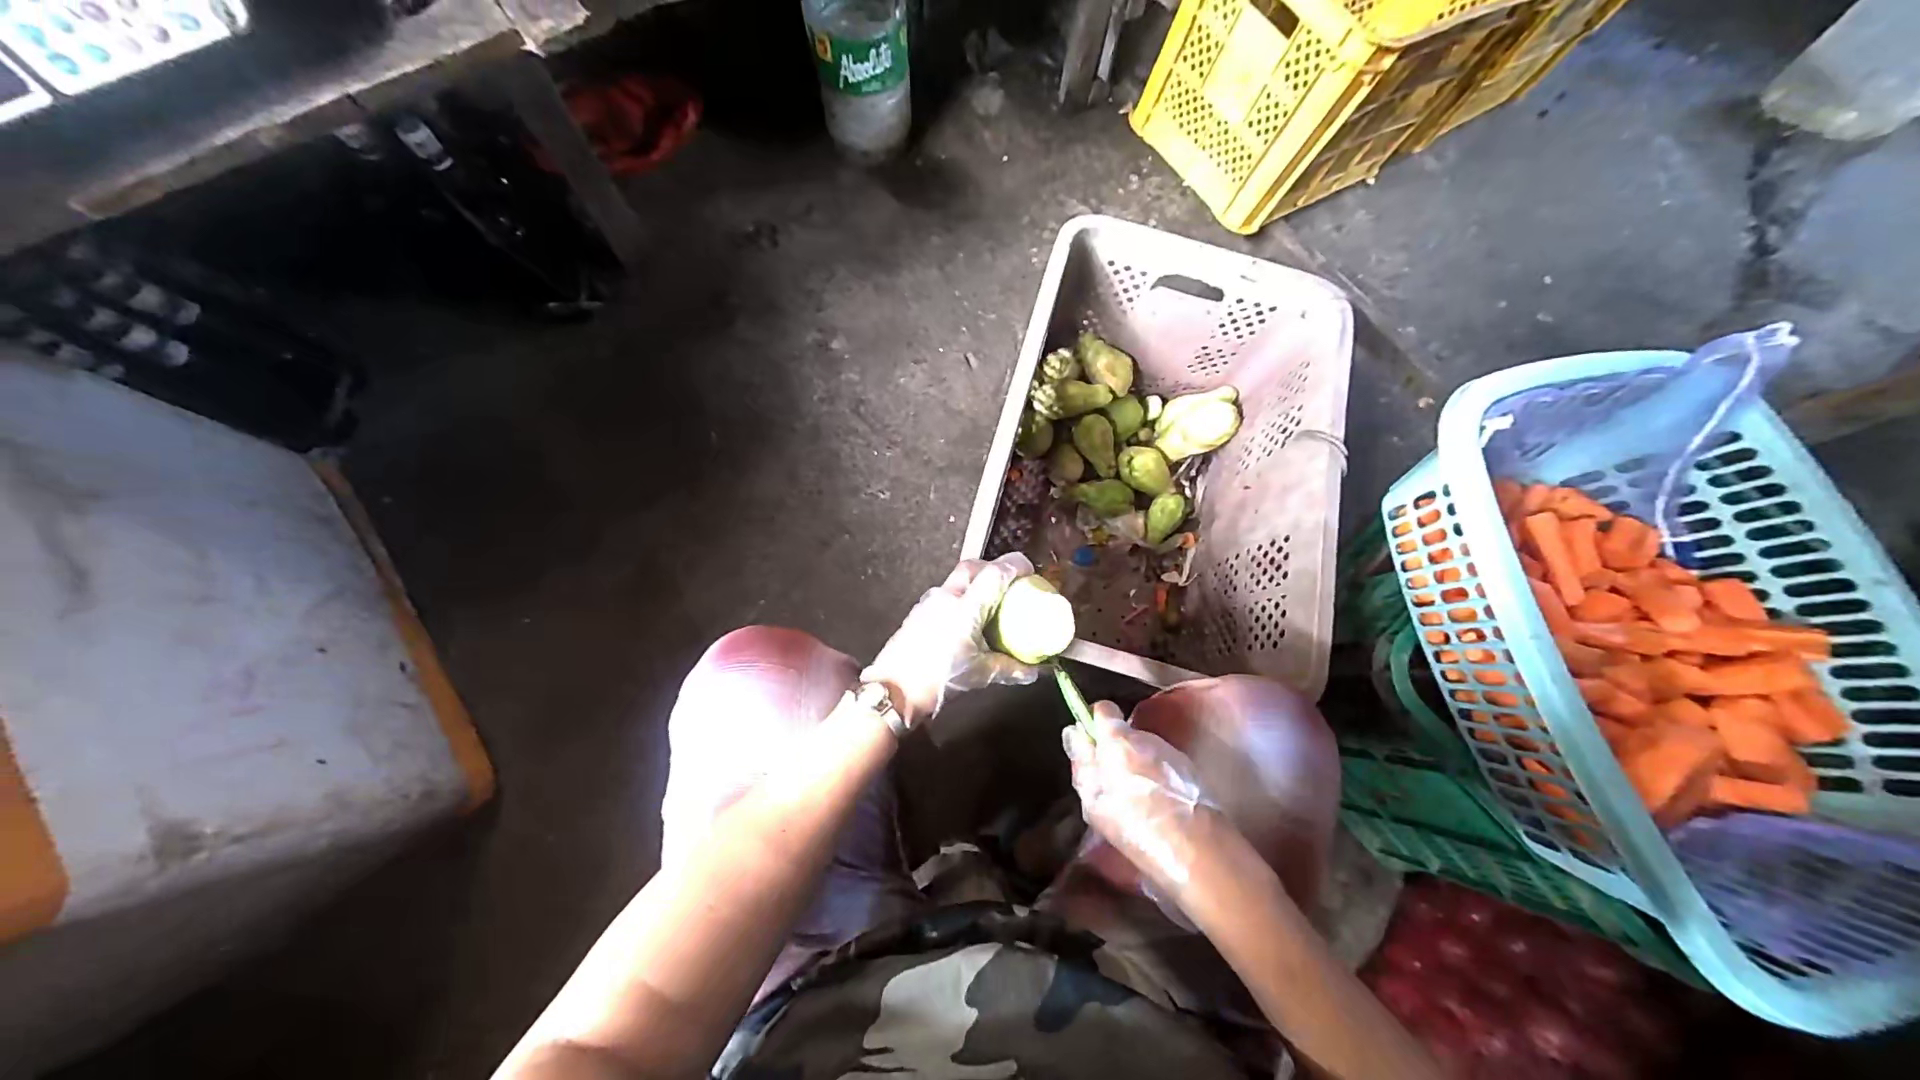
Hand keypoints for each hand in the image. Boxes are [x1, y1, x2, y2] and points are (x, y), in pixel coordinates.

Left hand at [861, 554, 1042, 725]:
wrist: (893, 691)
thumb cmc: (935, 681)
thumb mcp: (980, 675)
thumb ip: (1010, 669)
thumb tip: (1033, 670)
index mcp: (965, 609)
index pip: (994, 574)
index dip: (1014, 566)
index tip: (1029, 570)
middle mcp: (946, 598)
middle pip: (972, 567)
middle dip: (993, 567)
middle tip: (1009, 581)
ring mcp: (928, 604)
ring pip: (955, 581)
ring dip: (974, 583)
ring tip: (988, 602)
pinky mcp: (917, 614)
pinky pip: (943, 596)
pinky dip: (959, 599)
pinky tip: (965, 620)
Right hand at [1062, 702, 1218, 908]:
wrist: (1196, 848)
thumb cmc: (1135, 826)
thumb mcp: (1094, 802)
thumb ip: (1083, 763)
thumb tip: (1074, 732)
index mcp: (1118, 740)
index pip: (1103, 709)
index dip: (1094, 724)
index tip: (1091, 746)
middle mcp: (1146, 737)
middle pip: (1125, 732)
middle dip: (1116, 749)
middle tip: (1110, 781)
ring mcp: (1171, 751)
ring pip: (1145, 749)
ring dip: (1137, 763)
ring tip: (1136, 797)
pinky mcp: (1191, 769)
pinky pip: (1164, 764)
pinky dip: (1158, 776)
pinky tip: (1159, 804)